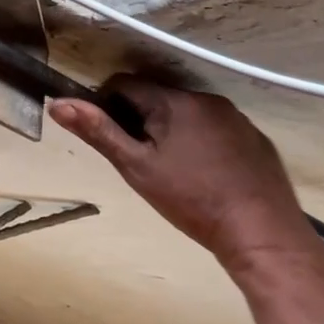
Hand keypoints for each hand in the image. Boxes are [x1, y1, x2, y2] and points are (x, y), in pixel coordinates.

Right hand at [50, 78, 317, 269]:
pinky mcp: (258, 139)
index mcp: (174, 102)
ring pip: (186, 111)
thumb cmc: (193, 202)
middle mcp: (207, 100)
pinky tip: (206, 172)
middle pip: (156, 96)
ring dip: (172, 127)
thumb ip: (97, 130)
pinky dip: (203, 140)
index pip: (124, 83)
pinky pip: (216, 127)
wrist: (266, 239)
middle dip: (141, 118)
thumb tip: (58, 103)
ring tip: (175, 166)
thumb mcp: (136, 168)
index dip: (108, 105)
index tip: (113, 136)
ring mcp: (237, 119)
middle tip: (143, 156)